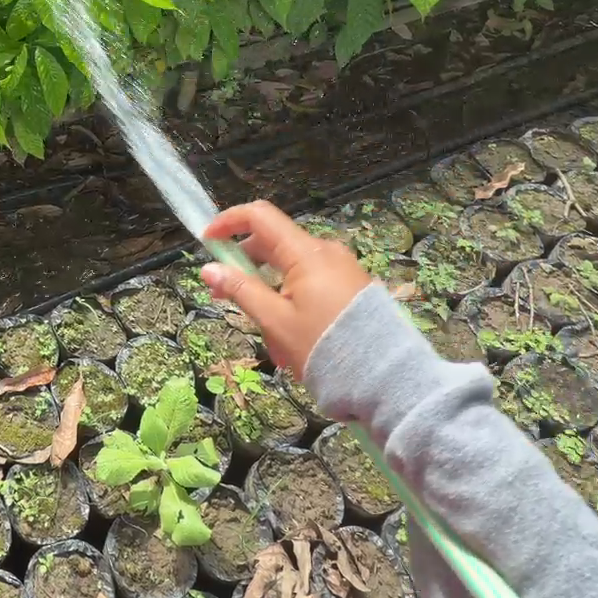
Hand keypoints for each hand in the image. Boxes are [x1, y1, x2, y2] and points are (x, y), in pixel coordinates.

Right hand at [200, 200, 372, 379]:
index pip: (259, 216)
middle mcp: (326, 252)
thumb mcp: (276, 321)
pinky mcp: (352, 287)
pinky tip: (290, 337)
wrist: (391, 381)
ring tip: (267, 335)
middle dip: (244, 265)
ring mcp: (342, 269)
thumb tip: (208, 268)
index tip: (207, 241)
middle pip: (273, 243)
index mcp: (306, 253)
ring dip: (268, 290)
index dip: (228, 222)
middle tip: (223, 296)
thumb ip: (240, 289)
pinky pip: (311, 281)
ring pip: (290, 267)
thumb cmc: (326, 347)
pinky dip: (290, 298)